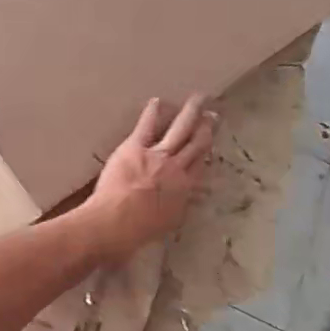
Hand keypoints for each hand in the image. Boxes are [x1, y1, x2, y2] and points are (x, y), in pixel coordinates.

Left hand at [80, 96, 215, 260]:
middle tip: (213, 114)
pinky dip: (153, 112)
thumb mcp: (168, 222)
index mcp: (184, 189)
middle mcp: (177, 169)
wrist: (116, 222)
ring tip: (199, 99)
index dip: (207, 151)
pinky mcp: (136, 147)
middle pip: (197, 144)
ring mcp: (158, 156)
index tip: (211, 141)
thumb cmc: (139, 231)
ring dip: (191, 112)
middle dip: (206, 127)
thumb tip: (191, 200)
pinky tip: (158, 101)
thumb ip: (180, 207)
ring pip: (180, 129)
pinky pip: (147, 125)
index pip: (200, 165)